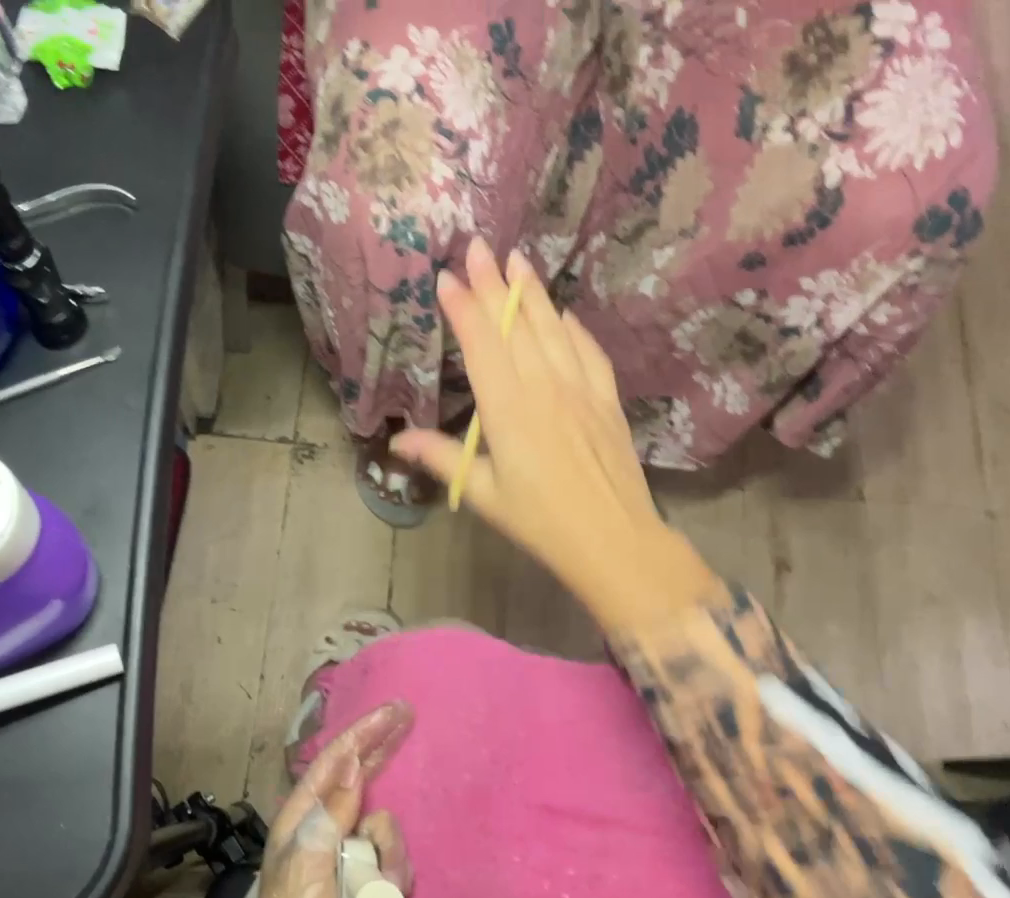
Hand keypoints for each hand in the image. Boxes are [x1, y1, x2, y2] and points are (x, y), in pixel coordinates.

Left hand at [205, 703, 413, 897]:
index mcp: (301, 820)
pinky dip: (393, 886)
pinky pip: (396, 868)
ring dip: (387, 860)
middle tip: (408, 716)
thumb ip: (331, 814)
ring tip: (370, 894)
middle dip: (382, 752)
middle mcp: (326, 831)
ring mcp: (350, 861)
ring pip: (388, 832)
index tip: (393, 710)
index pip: (335, 764)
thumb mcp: (306, 867)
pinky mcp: (370, 890)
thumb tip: (351, 766)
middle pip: (361, 780)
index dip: (363, 733)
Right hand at [391, 239, 717, 633]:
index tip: (446, 278)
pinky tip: (564, 313)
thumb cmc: (539, 520)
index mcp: (508, 408)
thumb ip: (442, 458)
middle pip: (516, 325)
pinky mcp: (606, 400)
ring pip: (553, 329)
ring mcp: (581, 389)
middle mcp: (545, 387)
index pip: (481, 345)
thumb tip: (396, 440)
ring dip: (533, 293)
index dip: (463, 309)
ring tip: (517, 260)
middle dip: (494, 284)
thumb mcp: (484, 492)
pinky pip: (588, 351)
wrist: (613, 538)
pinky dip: (573, 328)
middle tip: (478, 246)